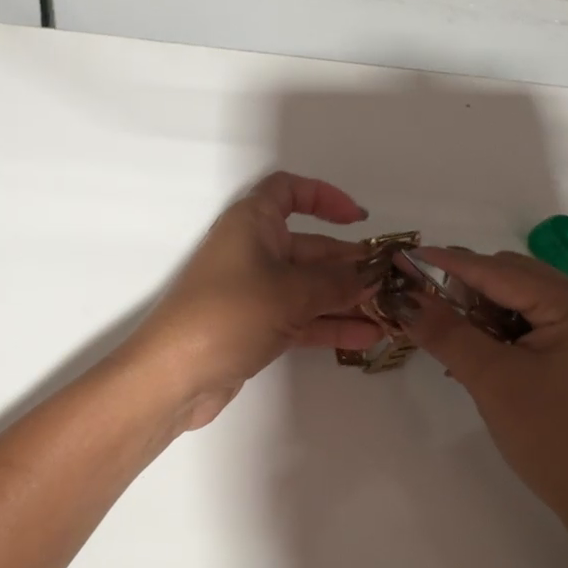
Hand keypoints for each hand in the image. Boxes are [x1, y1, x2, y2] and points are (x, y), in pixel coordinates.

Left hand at [127, 172, 383, 430]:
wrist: (174, 376)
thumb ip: (337, 283)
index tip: (358, 220)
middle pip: (309, 246)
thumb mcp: (289, 293)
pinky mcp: (255, 326)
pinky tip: (367, 337)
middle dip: (350, 263)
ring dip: (347, 298)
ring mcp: (253, 291)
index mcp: (252, 223)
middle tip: (393, 281)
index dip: (324, 197)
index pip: (288, 191)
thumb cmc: (228, 314)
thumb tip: (373, 275)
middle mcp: (253, 250)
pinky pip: (301, 317)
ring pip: (309, 286)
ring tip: (390, 314)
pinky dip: (330, 324)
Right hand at [403, 247, 567, 528]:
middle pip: (510, 278)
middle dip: (465, 292)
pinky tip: (481, 359)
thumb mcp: (492, 381)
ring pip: (518, 300)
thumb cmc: (555, 440)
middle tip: (426, 315)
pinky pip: (531, 324)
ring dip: (480, 314)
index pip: (498, 270)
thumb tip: (401, 296)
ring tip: (455, 345)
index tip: (400, 258)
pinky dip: (500, 334)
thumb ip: (445, 332)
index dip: (446, 264)